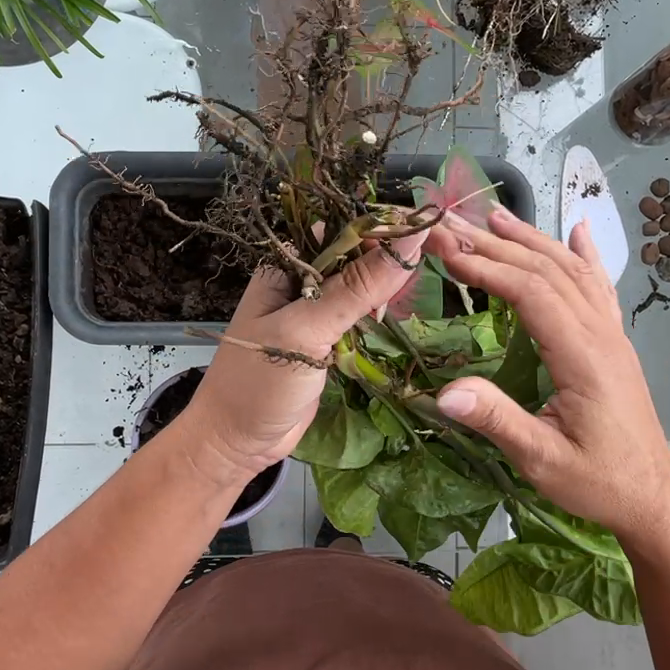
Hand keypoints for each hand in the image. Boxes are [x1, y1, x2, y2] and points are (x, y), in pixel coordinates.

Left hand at [171, 232, 429, 487]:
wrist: (235, 442)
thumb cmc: (257, 383)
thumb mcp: (307, 330)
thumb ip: (357, 287)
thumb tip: (410, 238)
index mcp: (287, 265)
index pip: (343, 230)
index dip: (384, 228)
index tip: (427, 232)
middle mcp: (301, 282)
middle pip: (357, 257)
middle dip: (391, 258)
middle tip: (433, 263)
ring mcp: (314, 315)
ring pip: (362, 289)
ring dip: (389, 290)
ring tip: (421, 289)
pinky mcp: (327, 343)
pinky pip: (360, 320)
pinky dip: (380, 318)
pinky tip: (402, 316)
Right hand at [424, 206, 669, 549]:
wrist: (653, 498)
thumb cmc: (598, 482)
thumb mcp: (541, 460)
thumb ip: (497, 421)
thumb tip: (444, 393)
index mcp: (583, 356)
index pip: (531, 292)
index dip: (486, 267)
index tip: (444, 250)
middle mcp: (601, 334)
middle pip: (548, 271)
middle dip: (497, 244)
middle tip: (451, 224)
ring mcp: (611, 336)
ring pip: (572, 271)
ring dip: (532, 240)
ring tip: (495, 216)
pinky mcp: (614, 344)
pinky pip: (599, 287)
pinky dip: (585, 254)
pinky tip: (578, 230)